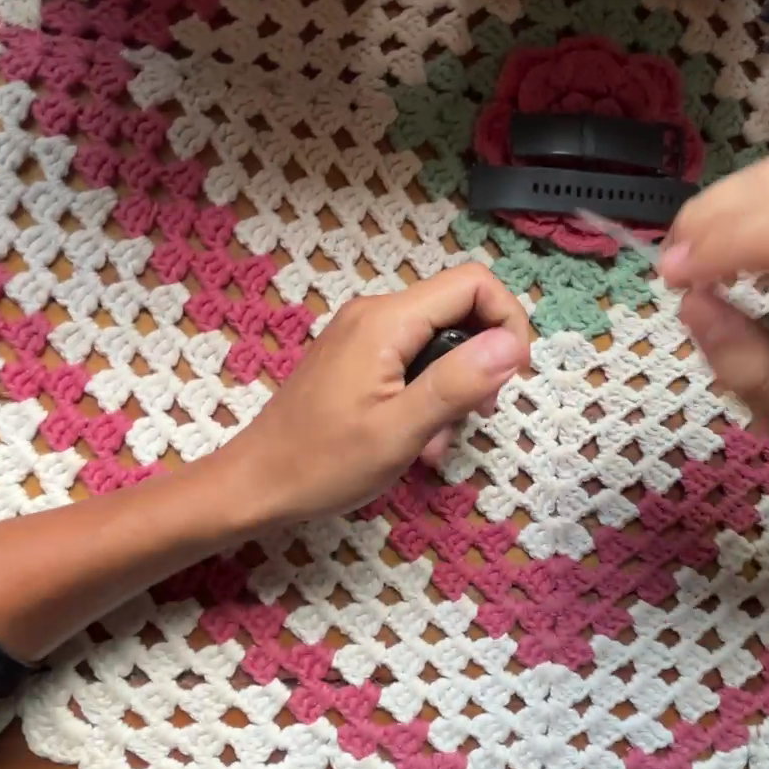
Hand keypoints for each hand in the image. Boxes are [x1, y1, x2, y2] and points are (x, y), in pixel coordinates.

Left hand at [219, 263, 530, 525]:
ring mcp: (363, 332)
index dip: (507, 321)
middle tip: (476, 415)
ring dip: (452, 388)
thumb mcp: (400, 431)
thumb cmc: (324, 463)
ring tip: (436, 442)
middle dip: (479, 361)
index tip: (511, 376)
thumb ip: (457, 383)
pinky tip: (415, 439)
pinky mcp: (357, 355)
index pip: (474, 284)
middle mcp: (375, 312)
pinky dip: (427, 393)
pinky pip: (411, 358)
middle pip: (458, 310)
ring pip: (438, 340)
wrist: (256, 484)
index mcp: (386, 321)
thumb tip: (512, 344)